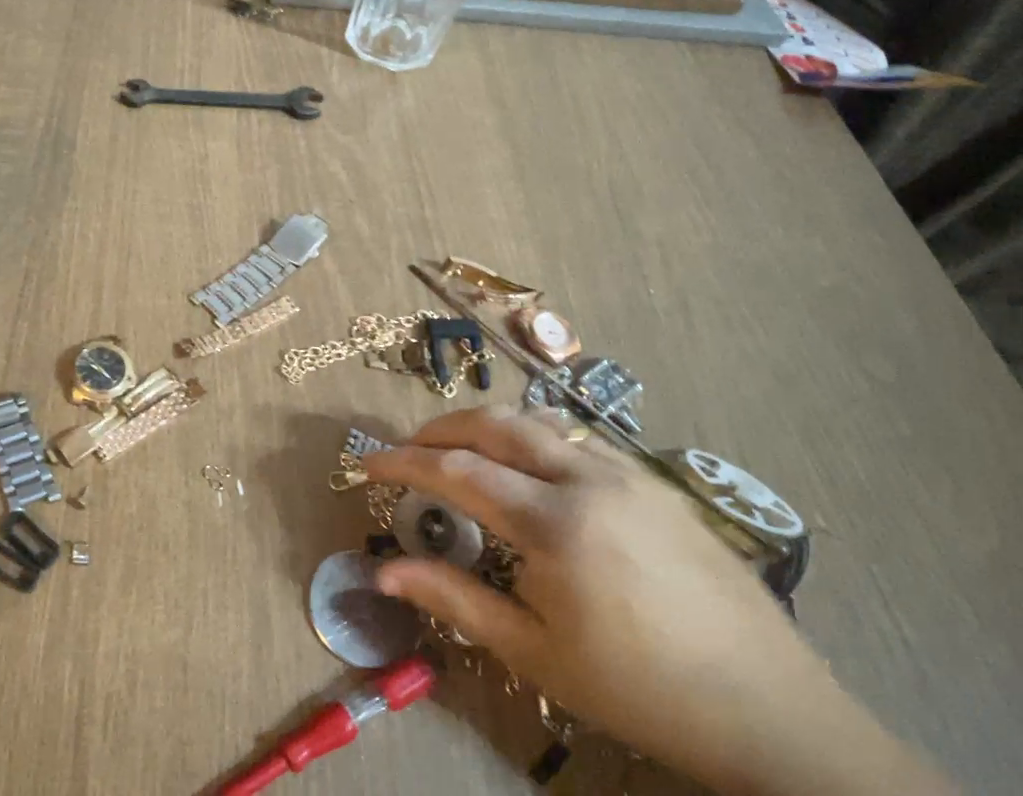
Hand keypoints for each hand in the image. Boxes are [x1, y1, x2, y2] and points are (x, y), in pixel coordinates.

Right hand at [363, 407, 943, 793]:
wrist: (770, 711)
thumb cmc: (636, 688)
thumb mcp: (532, 651)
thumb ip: (453, 598)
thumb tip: (382, 569)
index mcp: (555, 523)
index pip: (457, 470)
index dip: (404, 462)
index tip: (367, 464)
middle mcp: (591, 481)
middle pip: (499, 424)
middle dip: (442, 427)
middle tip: (407, 447)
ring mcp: (633, 478)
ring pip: (543, 425)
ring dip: (489, 429)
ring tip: (458, 453)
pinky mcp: (661, 489)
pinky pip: (581, 445)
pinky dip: (535, 443)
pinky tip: (529, 476)